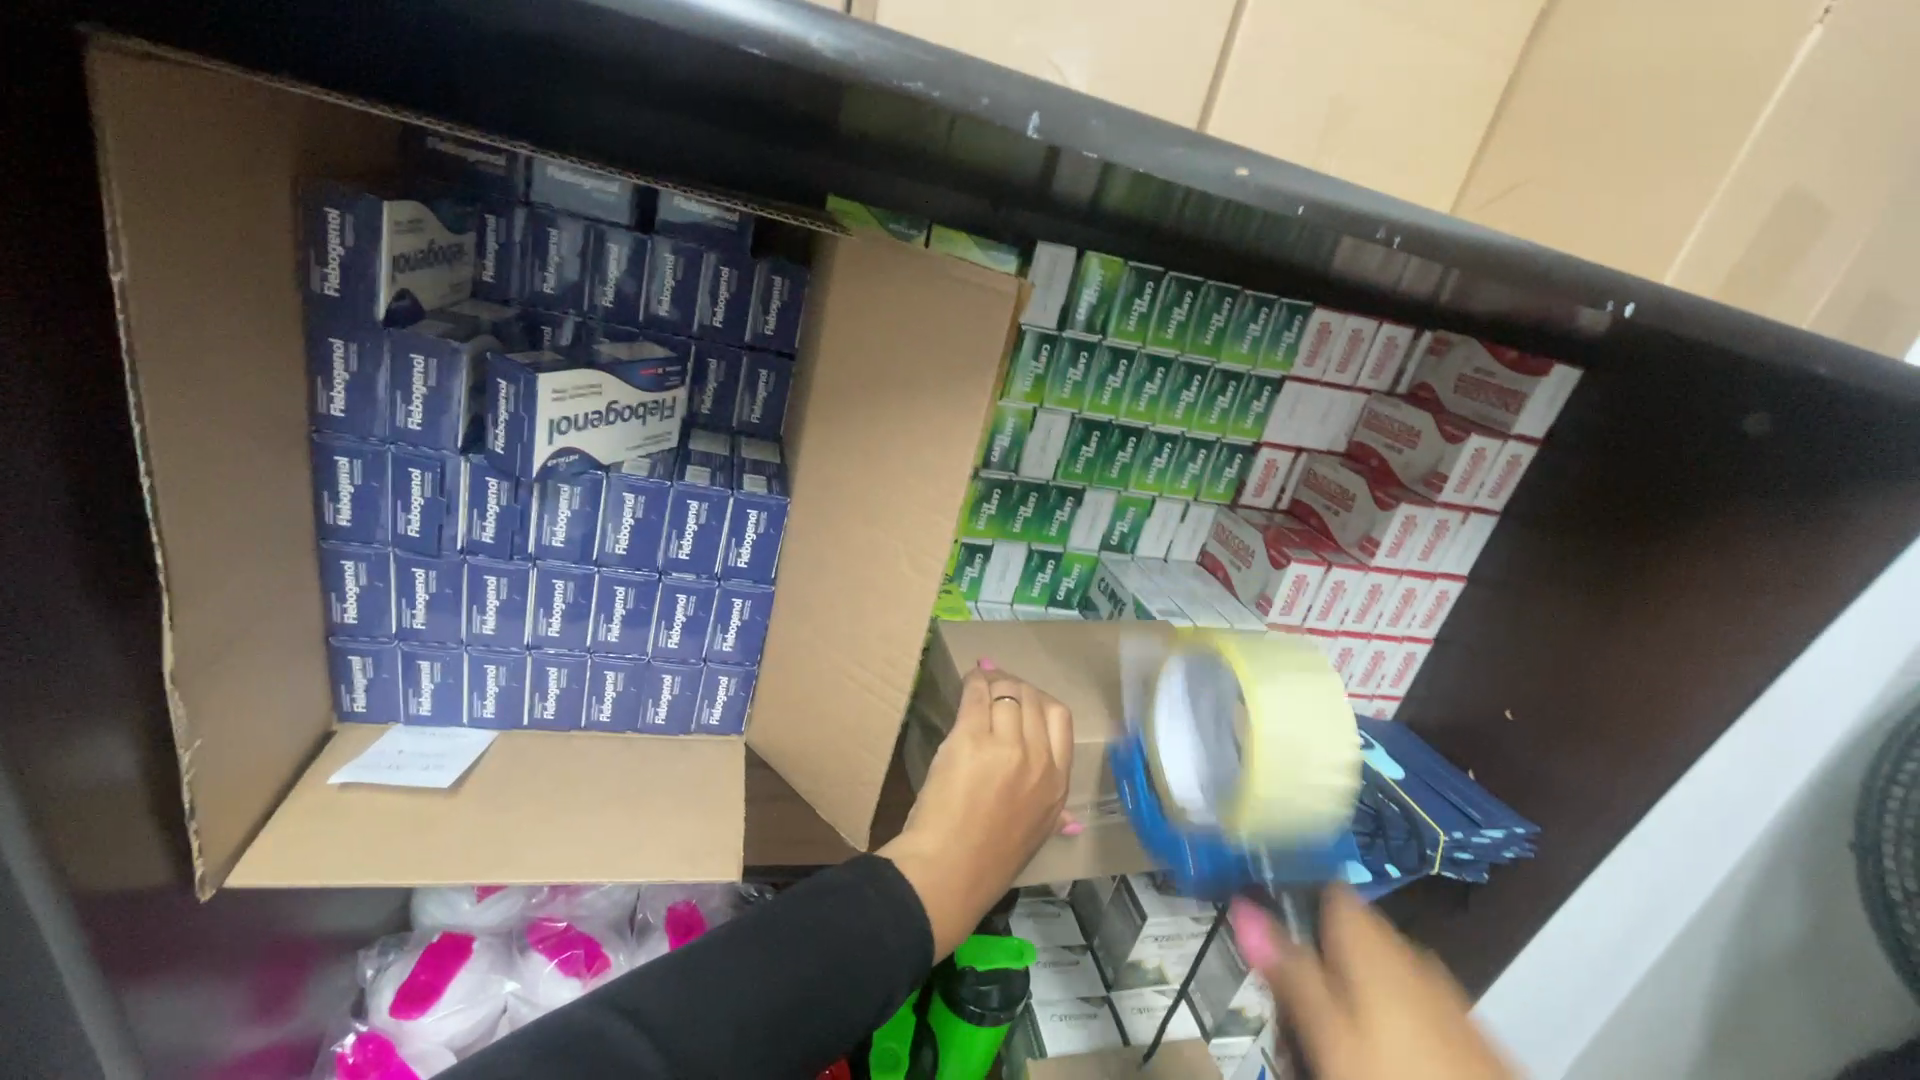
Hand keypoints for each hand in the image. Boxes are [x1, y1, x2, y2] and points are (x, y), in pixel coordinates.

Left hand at [878, 661, 1071, 958]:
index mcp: (1058, 783)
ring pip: (1007, 693)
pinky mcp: (971, 739)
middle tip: (997, 686)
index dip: (1041, 701)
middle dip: (1015, 687)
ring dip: (993, 683)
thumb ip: (1054, 818)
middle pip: (1034, 699)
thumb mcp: (1036, 838)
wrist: (949, 872)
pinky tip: (968, 681)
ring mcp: (1007, 746)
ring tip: (980, 682)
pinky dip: (973, 683)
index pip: (1061, 718)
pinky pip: (977, 696)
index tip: (1024, 699)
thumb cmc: (987, 861)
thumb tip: (1072, 822)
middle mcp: (1038, 759)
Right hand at [1230, 888, 1516, 1079]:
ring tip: (1329, 1034)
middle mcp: (1407, 948)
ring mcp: (1438, 984)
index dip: (1296, 902)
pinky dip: (1386, 1013)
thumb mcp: (1324, 1024)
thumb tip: (1242, 906)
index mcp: (1370, 938)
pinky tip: (1377, 1049)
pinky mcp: (1459, 1020)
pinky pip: (1406, 998)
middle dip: (1320, 955)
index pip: (1327, 890)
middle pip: (1350, 932)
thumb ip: (1286, 963)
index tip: (1271, 935)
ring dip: (1351, 987)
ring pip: (1377, 967)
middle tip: (1295, 1004)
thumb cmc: (1390, 1070)